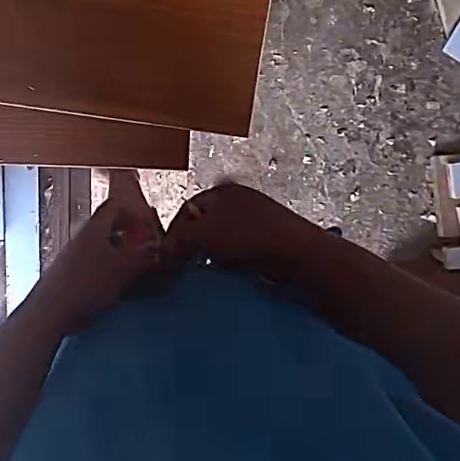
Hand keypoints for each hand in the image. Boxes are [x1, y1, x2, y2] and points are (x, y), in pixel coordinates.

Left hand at [24, 169, 176, 333]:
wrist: (51, 310)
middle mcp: (81, 236)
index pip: (115, 206)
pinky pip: (91, 263)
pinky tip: (113, 287)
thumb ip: (144, 259)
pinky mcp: (66, 274)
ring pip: (100, 246)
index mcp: (95, 228)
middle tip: (142, 250)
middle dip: (128, 236)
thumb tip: (158, 253)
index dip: (134, 213)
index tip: (148, 228)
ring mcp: (71, 255)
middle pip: (108, 226)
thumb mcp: (123, 270)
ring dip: (118, 254)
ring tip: (131, 271)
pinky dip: (106, 269)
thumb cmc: (89, 283)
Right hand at [165, 182, 333, 278]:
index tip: (168, 256)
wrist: (295, 252)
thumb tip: (164, 249)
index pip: (186, 210)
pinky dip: (228, 259)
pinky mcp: (262, 238)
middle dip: (193, 244)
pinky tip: (228, 269)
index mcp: (221, 191)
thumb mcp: (205, 233)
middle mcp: (236, 200)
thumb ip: (179, 239)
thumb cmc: (249, 235)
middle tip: (185, 264)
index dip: (174, 233)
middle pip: (202, 224)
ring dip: (210, 254)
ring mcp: (251, 219)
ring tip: (207, 268)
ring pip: (218, 238)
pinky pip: (235, 249)